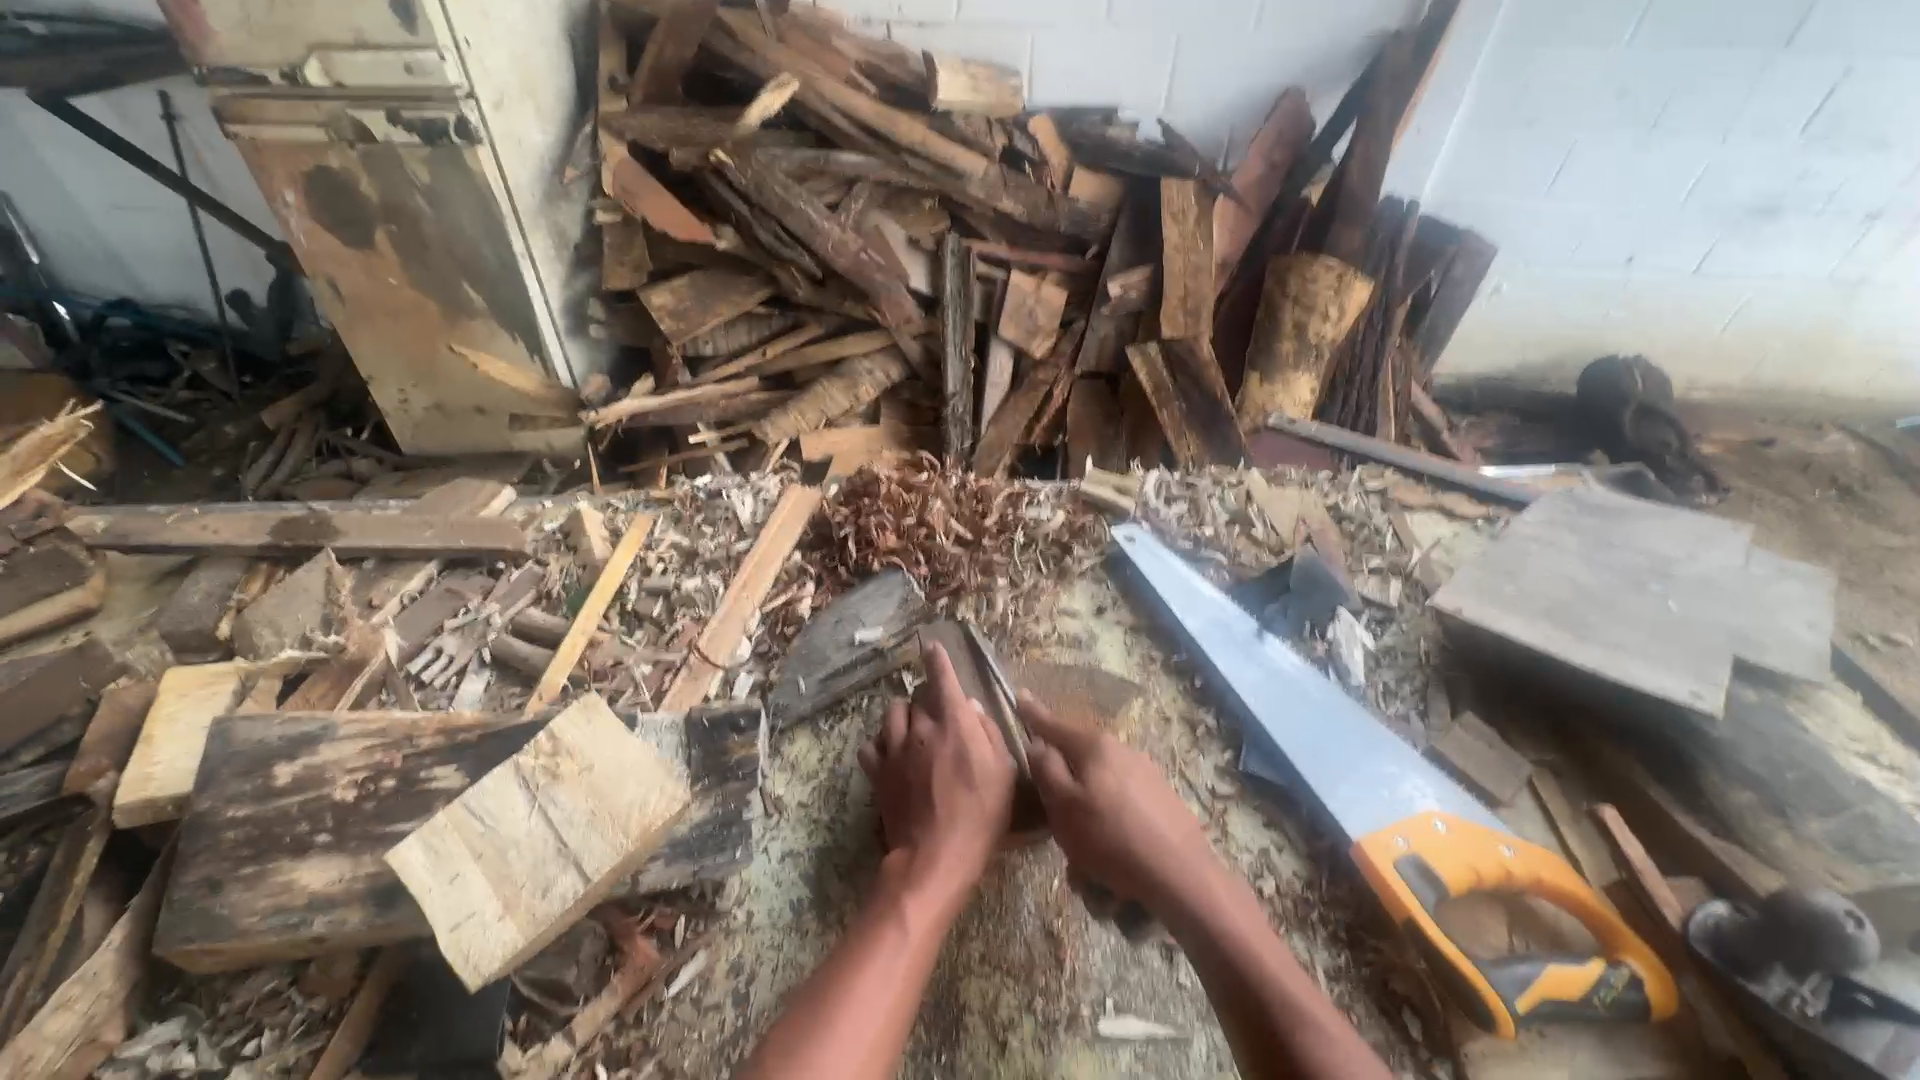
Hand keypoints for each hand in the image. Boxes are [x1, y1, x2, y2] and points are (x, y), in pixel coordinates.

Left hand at [858, 642, 1015, 907]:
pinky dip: (881, 744)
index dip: (938, 659)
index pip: (943, 679)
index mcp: (955, 724)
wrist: (935, 855)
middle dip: (926, 696)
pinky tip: (891, 754)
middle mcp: (921, 728)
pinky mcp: (877, 772)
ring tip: (912, 728)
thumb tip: (973, 708)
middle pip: (916, 696)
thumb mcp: (1003, 773)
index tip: (932, 647)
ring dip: (903, 714)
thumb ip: (989, 733)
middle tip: (937, 711)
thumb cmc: (980, 816)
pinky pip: (872, 746)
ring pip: (891, 714)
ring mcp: (894, 750)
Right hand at [1021, 693, 1216, 917]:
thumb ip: (1046, 770)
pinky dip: (1111, 835)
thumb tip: (1038, 744)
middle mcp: (1122, 751)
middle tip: (1060, 830)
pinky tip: (1115, 868)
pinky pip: (1121, 811)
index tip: (1019, 696)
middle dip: (1065, 796)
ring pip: (1099, 794)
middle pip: (1078, 764)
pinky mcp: (1162, 800)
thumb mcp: (1063, 806)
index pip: (1053, 725)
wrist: (1180, 874)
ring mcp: (1146, 774)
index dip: (1033, 714)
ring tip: (1090, 867)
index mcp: (1095, 746)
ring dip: (1088, 825)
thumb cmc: (1111, 838)